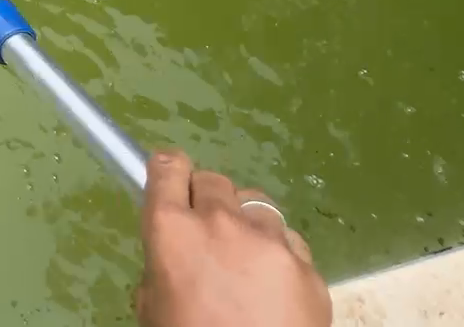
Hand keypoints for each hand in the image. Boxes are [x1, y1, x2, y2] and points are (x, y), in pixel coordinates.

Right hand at [136, 151, 330, 326]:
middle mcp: (218, 222)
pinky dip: (280, 251)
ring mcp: (268, 243)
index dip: (169, 168)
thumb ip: (163, 260)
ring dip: (247, 222)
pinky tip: (276, 280)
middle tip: (209, 228)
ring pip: (256, 204)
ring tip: (249, 255)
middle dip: (209, 198)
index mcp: (170, 225)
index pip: (167, 166)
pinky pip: (291, 240)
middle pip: (214, 180)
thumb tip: (179, 253)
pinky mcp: (309, 270)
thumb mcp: (153, 298)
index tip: (172, 177)